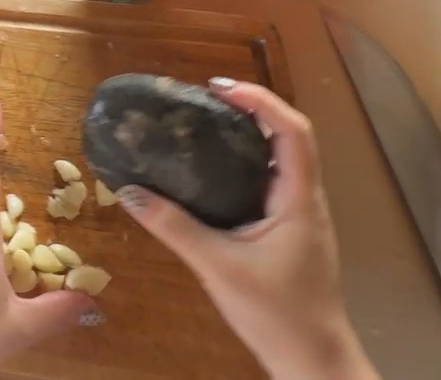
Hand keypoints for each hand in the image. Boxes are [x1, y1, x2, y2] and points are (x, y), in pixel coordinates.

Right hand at [117, 78, 377, 379]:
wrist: (313, 364)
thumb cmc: (277, 314)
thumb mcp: (218, 266)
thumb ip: (173, 225)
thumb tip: (126, 189)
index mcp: (298, 201)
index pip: (292, 133)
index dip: (260, 101)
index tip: (217, 88)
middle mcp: (303, 199)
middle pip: (288, 135)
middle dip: (250, 107)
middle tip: (203, 97)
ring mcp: (298, 214)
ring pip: (280, 155)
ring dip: (248, 129)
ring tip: (202, 120)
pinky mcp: (286, 227)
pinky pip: (268, 176)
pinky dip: (243, 156)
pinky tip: (209, 164)